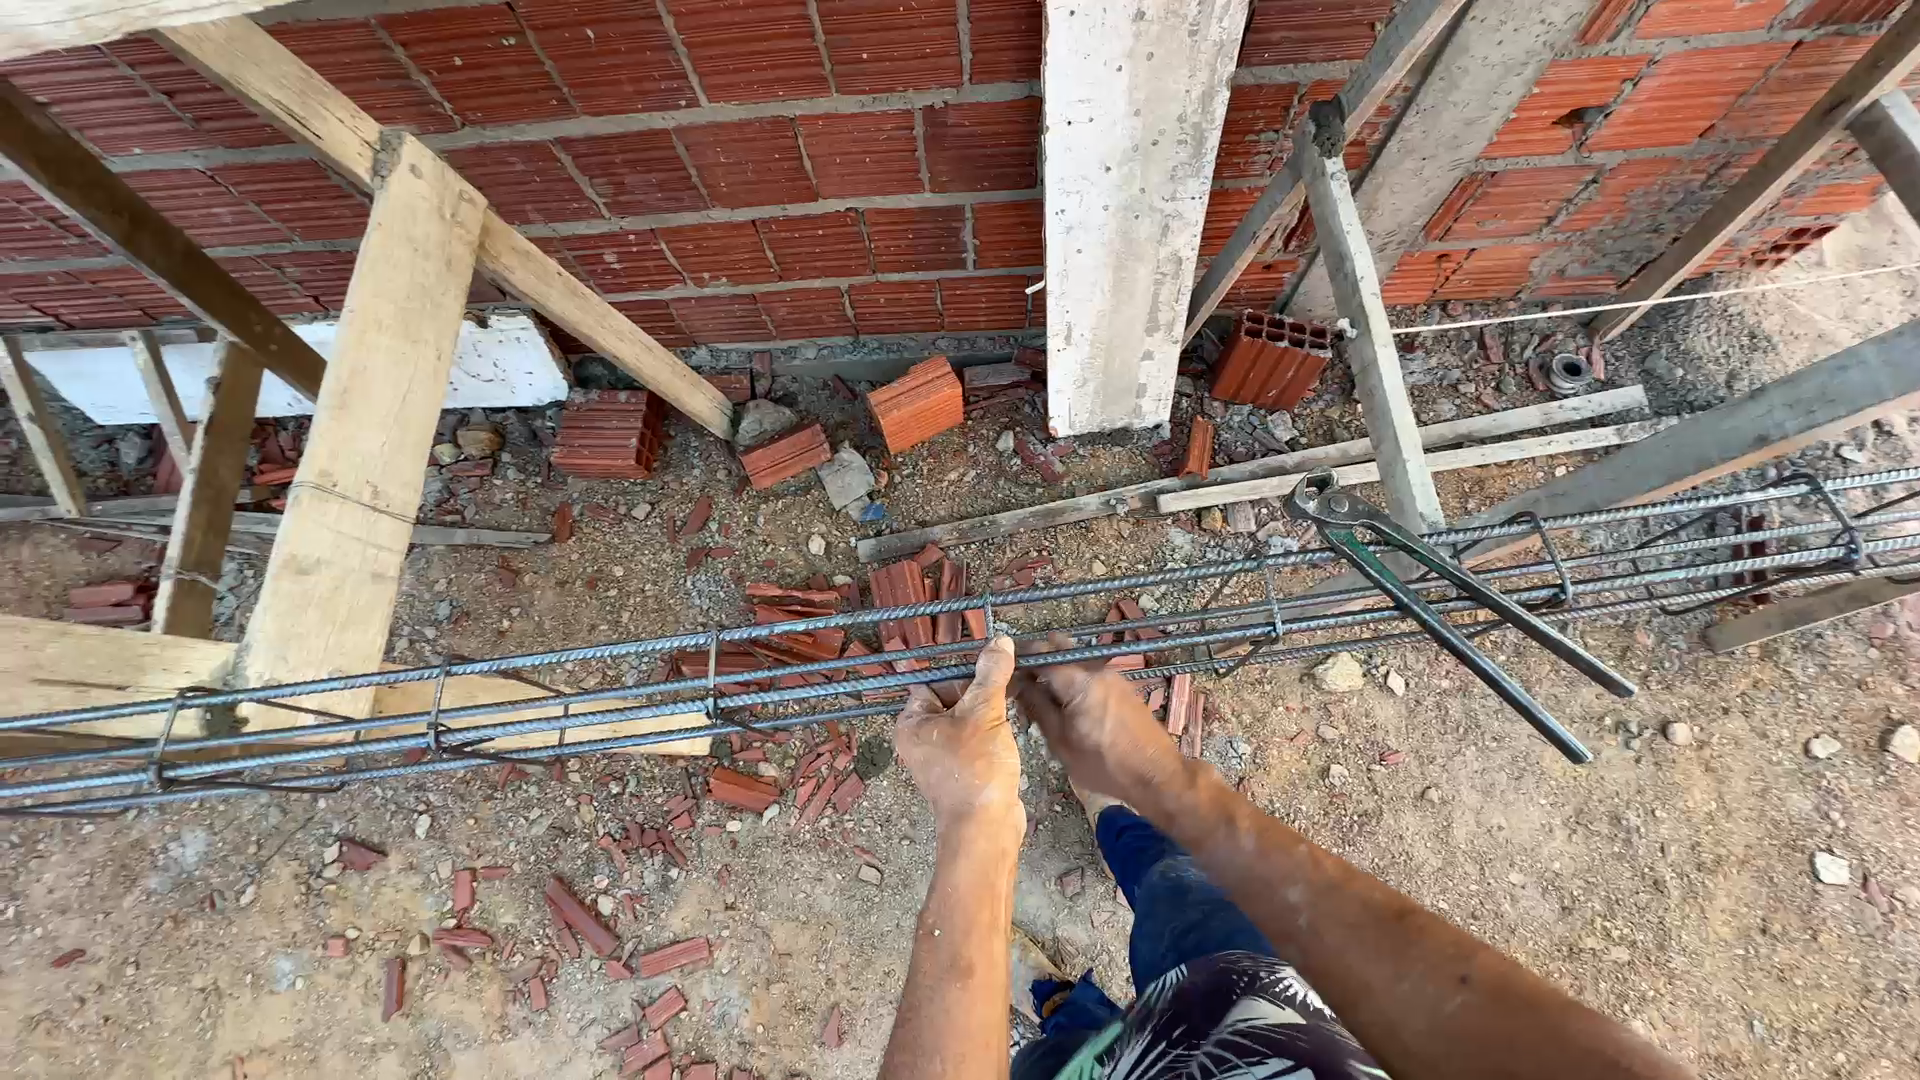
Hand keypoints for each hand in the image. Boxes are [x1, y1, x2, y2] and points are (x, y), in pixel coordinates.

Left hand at [894, 635, 1023, 834]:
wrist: (986, 829)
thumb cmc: (976, 769)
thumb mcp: (984, 713)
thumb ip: (992, 674)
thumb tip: (999, 641)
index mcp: (912, 722)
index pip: (934, 680)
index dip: (962, 671)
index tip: (990, 663)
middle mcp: (920, 738)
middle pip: (952, 697)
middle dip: (980, 691)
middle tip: (1008, 683)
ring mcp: (941, 757)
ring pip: (967, 719)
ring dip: (990, 710)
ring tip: (1013, 702)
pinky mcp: (961, 771)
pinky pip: (975, 740)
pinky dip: (992, 731)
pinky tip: (1012, 726)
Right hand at [1012, 634, 1185, 804]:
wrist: (1157, 775)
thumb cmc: (1105, 766)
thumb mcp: (1061, 743)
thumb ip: (1037, 708)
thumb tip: (1018, 684)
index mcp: (1079, 681)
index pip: (1040, 654)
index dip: (1019, 660)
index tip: (1005, 673)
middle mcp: (1096, 669)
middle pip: (1059, 649)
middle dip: (1038, 660)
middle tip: (1024, 684)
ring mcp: (1112, 674)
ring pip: (1074, 661)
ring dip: (1056, 671)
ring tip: (1044, 698)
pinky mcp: (1121, 684)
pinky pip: (1089, 672)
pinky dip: (1074, 679)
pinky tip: (1068, 705)